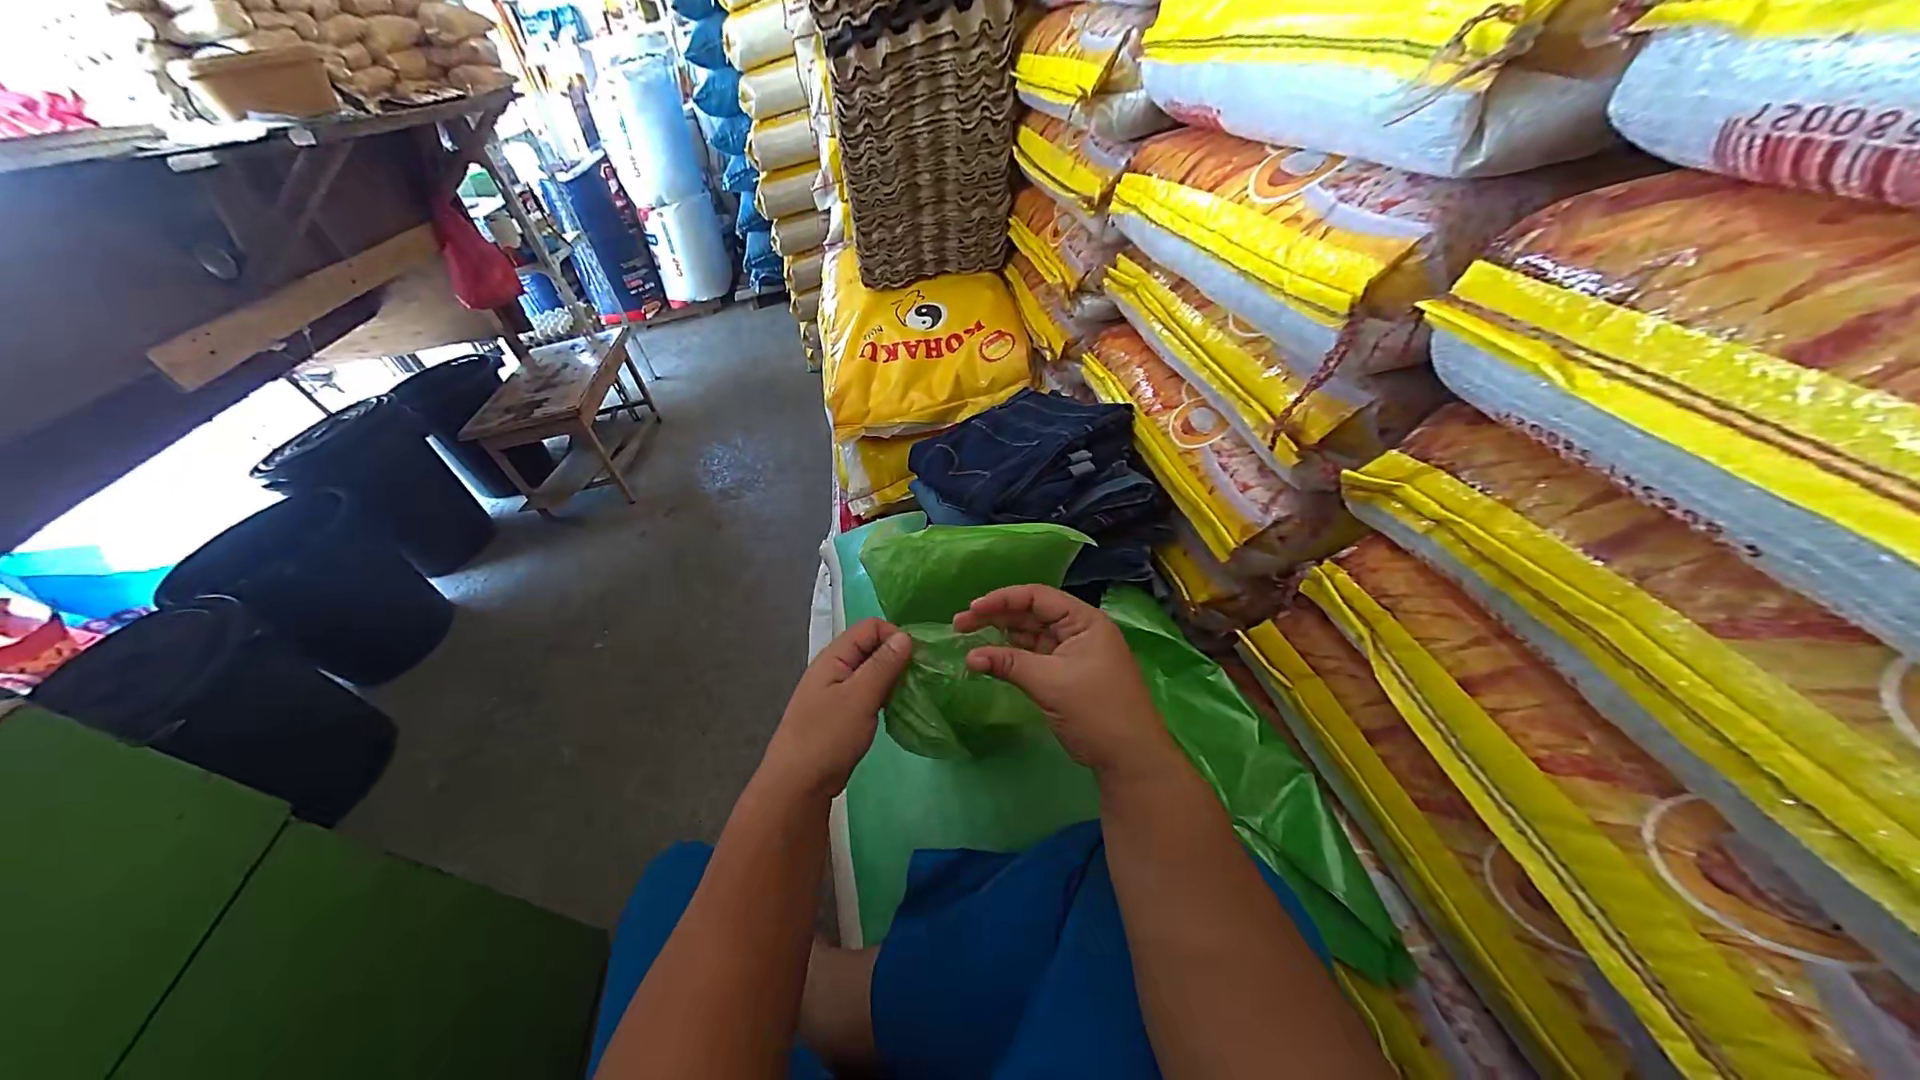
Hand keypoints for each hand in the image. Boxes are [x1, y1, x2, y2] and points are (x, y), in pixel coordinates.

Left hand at [760, 618, 912, 799]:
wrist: (798, 785)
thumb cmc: (828, 737)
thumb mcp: (860, 697)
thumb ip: (883, 664)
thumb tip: (905, 636)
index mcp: (834, 657)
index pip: (870, 627)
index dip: (895, 636)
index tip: (917, 659)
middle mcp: (834, 669)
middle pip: (871, 647)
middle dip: (897, 656)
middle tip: (920, 677)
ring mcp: (837, 692)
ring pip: (871, 672)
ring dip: (892, 678)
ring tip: (913, 693)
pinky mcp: (842, 714)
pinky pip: (868, 693)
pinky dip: (885, 696)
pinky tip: (897, 709)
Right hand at [955, 586, 1181, 781]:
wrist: (1130, 757)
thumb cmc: (1096, 711)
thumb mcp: (1050, 683)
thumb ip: (1009, 664)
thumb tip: (970, 657)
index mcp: (1084, 620)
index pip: (1038, 596)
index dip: (1002, 599)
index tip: (972, 608)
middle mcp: (1079, 630)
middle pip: (1032, 613)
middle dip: (996, 616)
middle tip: (960, 625)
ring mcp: (1073, 652)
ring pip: (1031, 634)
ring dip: (1001, 636)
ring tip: (968, 638)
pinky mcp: (1066, 674)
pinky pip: (1034, 655)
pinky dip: (1012, 656)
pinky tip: (989, 657)